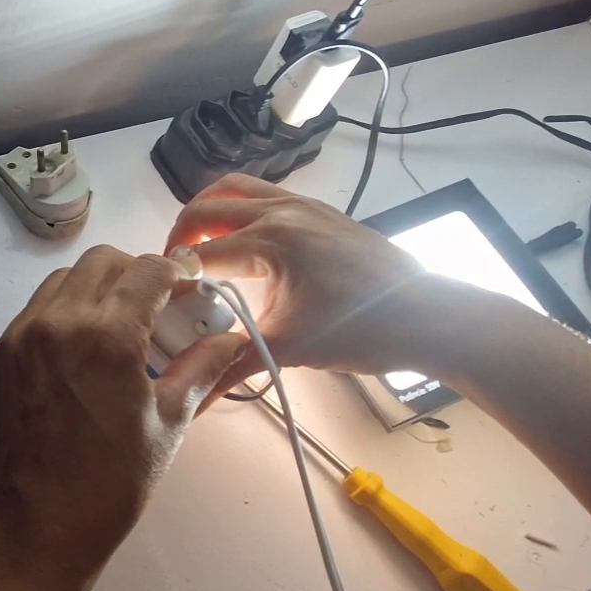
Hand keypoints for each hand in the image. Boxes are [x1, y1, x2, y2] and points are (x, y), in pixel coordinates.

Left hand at [0, 245, 244, 581]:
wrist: (37, 525)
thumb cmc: (112, 481)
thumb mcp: (169, 422)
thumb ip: (202, 367)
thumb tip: (233, 338)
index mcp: (106, 335)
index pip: (147, 270)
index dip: (178, 270)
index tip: (191, 284)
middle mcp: (57, 321)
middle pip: (102, 261)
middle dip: (136, 270)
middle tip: (158, 301)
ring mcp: (19, 335)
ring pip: (62, 279)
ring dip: (97, 286)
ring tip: (118, 323)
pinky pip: (35, 312)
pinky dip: (63, 313)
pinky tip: (80, 349)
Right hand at [165, 173, 463, 379]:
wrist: (432, 317)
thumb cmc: (362, 332)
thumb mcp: (291, 350)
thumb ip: (233, 367)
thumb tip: (192, 402)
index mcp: (269, 243)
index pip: (199, 255)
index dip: (172, 277)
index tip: (158, 298)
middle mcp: (279, 212)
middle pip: (204, 208)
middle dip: (178, 237)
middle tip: (173, 273)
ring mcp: (300, 203)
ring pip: (231, 187)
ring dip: (205, 211)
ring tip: (199, 246)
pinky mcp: (316, 206)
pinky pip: (259, 192)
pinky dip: (235, 206)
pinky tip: (239, 240)